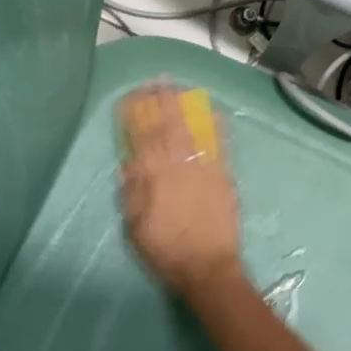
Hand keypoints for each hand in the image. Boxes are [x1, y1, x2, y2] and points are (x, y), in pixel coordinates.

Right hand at [117, 83, 242, 295]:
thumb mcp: (135, 227)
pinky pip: (218, 144)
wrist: (208, 269)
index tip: (134, 96)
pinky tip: (212, 111)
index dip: (138, 114)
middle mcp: (178, 166)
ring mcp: (204, 168)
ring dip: (185, 107)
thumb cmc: (166, 251)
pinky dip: (215, 125)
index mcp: (153, 177)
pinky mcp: (223, 176)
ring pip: (192, 129)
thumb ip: (131, 193)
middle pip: (169, 126)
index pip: (144, 137)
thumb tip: (127, 164)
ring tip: (179, 88)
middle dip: (162, 102)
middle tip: (158, 82)